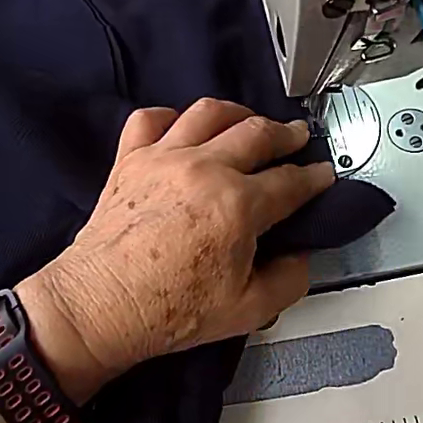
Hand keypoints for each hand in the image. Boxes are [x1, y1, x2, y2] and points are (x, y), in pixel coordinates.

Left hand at [16, 99, 335, 401]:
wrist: (101, 307)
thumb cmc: (166, 310)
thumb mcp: (249, 310)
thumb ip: (289, 280)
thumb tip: (297, 259)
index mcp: (237, 205)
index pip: (291, 181)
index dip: (314, 178)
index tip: (320, 176)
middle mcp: (202, 170)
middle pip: (257, 133)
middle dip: (285, 134)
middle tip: (295, 138)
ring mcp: (162, 160)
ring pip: (208, 112)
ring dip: (237, 113)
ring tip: (248, 121)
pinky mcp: (129, 162)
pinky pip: (148, 119)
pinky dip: (169, 116)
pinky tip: (180, 126)